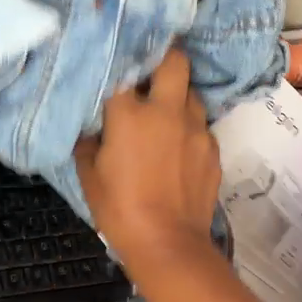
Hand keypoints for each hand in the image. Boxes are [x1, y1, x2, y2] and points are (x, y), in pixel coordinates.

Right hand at [75, 49, 222, 265]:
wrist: (168, 244)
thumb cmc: (118, 207)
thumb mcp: (88, 172)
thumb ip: (89, 140)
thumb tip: (94, 127)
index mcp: (129, 113)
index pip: (123, 70)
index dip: (118, 66)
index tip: (113, 68)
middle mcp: (167, 111)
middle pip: (175, 61)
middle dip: (163, 57)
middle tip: (148, 69)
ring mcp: (196, 129)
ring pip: (191, 93)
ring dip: (177, 95)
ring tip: (162, 111)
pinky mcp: (213, 150)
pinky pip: (201, 125)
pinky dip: (188, 127)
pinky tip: (176, 146)